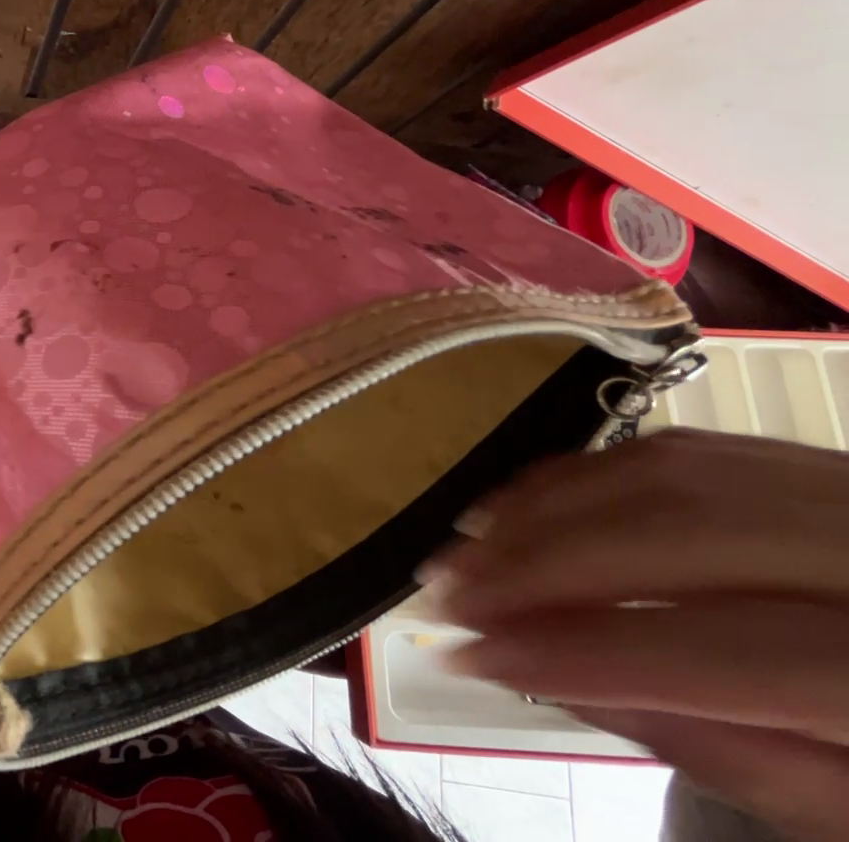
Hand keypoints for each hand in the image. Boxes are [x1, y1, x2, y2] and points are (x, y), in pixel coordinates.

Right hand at [424, 430, 848, 840]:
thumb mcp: (848, 802)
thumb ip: (715, 749)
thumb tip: (547, 678)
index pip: (718, 649)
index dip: (575, 651)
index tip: (463, 656)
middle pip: (680, 530)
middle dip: (536, 561)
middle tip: (443, 593)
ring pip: (663, 474)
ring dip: (539, 511)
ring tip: (464, 551)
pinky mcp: (808, 459)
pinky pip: (673, 450)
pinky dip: (575, 478)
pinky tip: (516, 509)